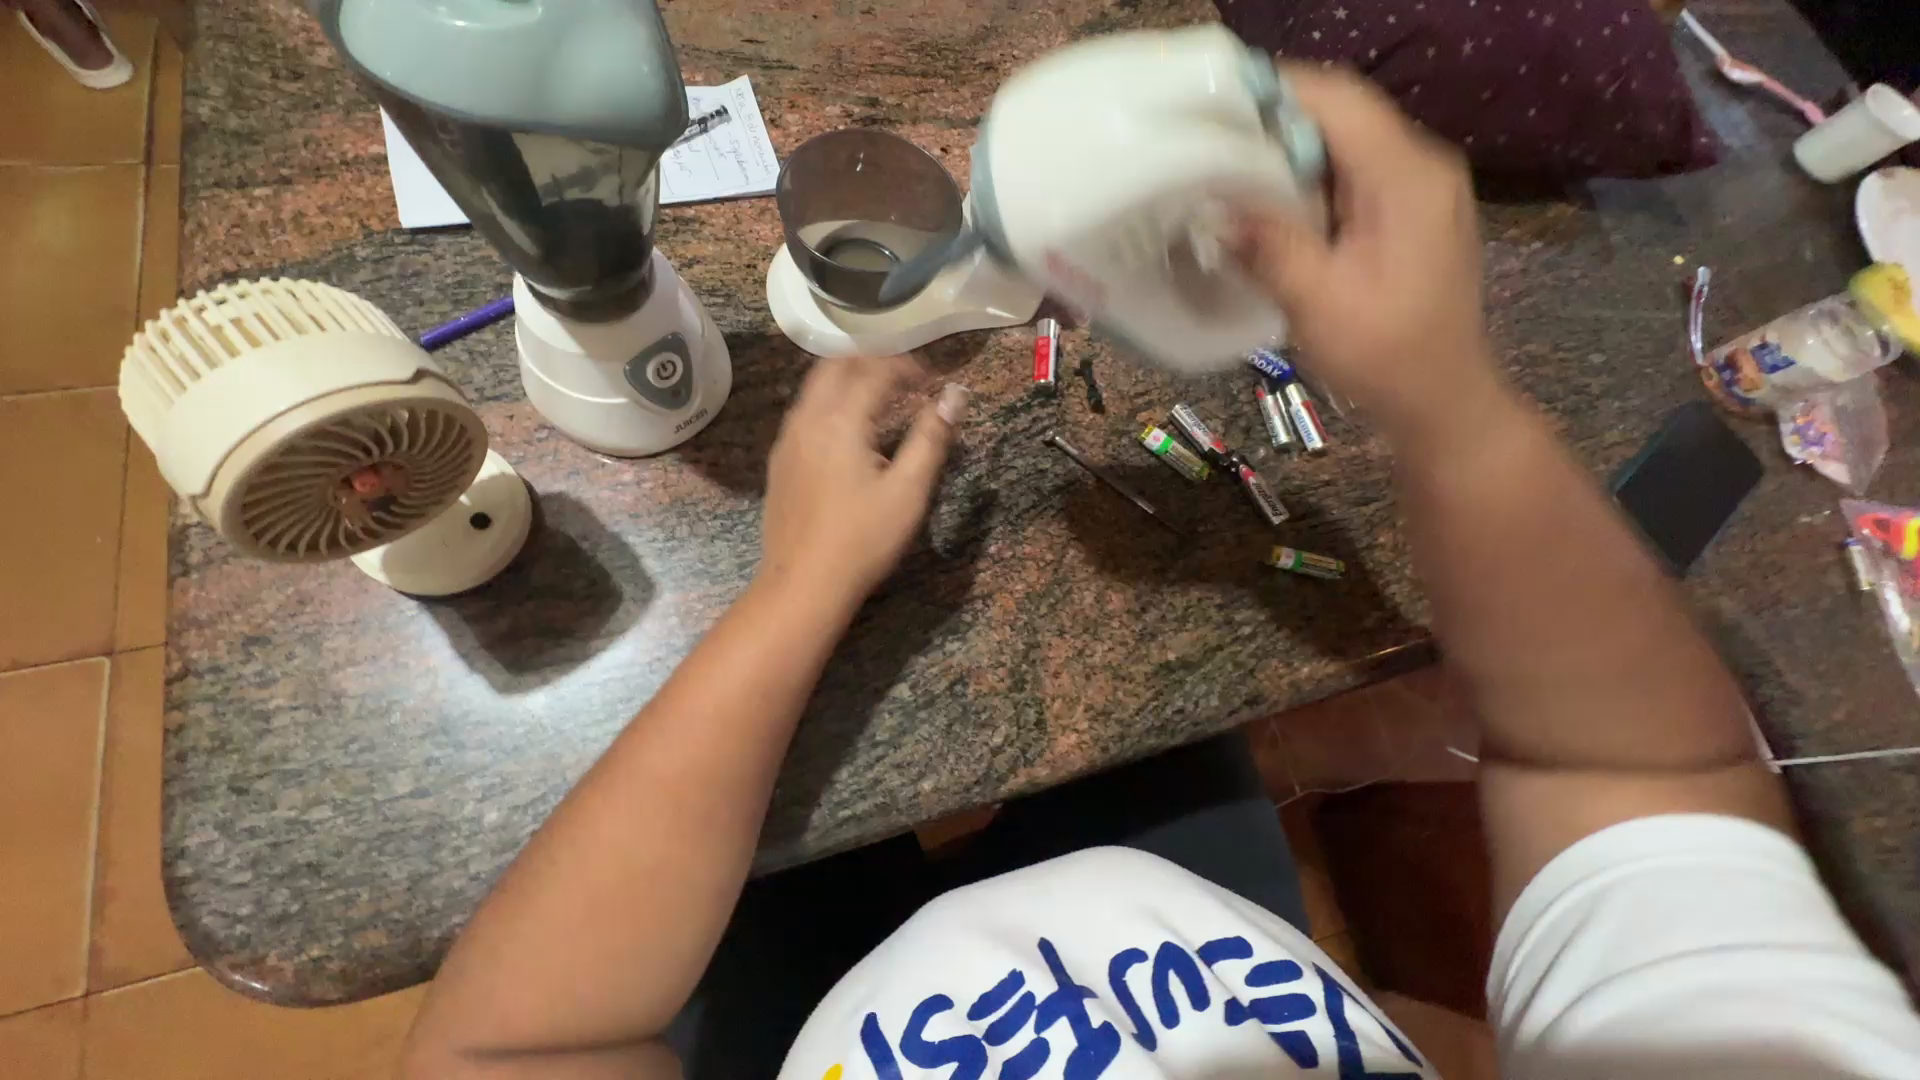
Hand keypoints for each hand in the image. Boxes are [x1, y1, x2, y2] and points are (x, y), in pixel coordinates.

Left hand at [756, 355, 968, 611]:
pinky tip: (846, 434)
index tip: (931, 379)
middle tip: (903, 377)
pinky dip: (829, 405)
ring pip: (814, 389)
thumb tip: (954, 395)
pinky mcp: (779, 463)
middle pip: (835, 367)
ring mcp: (787, 441)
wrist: (802, 583)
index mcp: (841, 420)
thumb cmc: (863, 539)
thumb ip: (931, 437)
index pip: (875, 371)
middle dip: (871, 362)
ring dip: (847, 381)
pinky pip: (804, 414)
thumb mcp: (909, 491)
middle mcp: (807, 420)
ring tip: (878, 399)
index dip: (907, 367)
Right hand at [1237, 65, 1506, 446]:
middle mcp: (1418, 167)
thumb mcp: (1318, 302)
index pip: (1337, 101)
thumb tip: (1215, 207)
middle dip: (1271, 128)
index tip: (1213, 108)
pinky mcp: (1404, 216)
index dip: (1274, 92)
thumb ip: (1269, 245)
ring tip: (1225, 180)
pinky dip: (1304, 187)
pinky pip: (1348, 180)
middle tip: (1207, 150)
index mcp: (1406, 177)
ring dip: (1283, 160)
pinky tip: (1267, 214)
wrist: (1440, 399)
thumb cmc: (1385, 356)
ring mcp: (1416, 191)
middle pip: (1339, 118)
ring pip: (1341, 148)